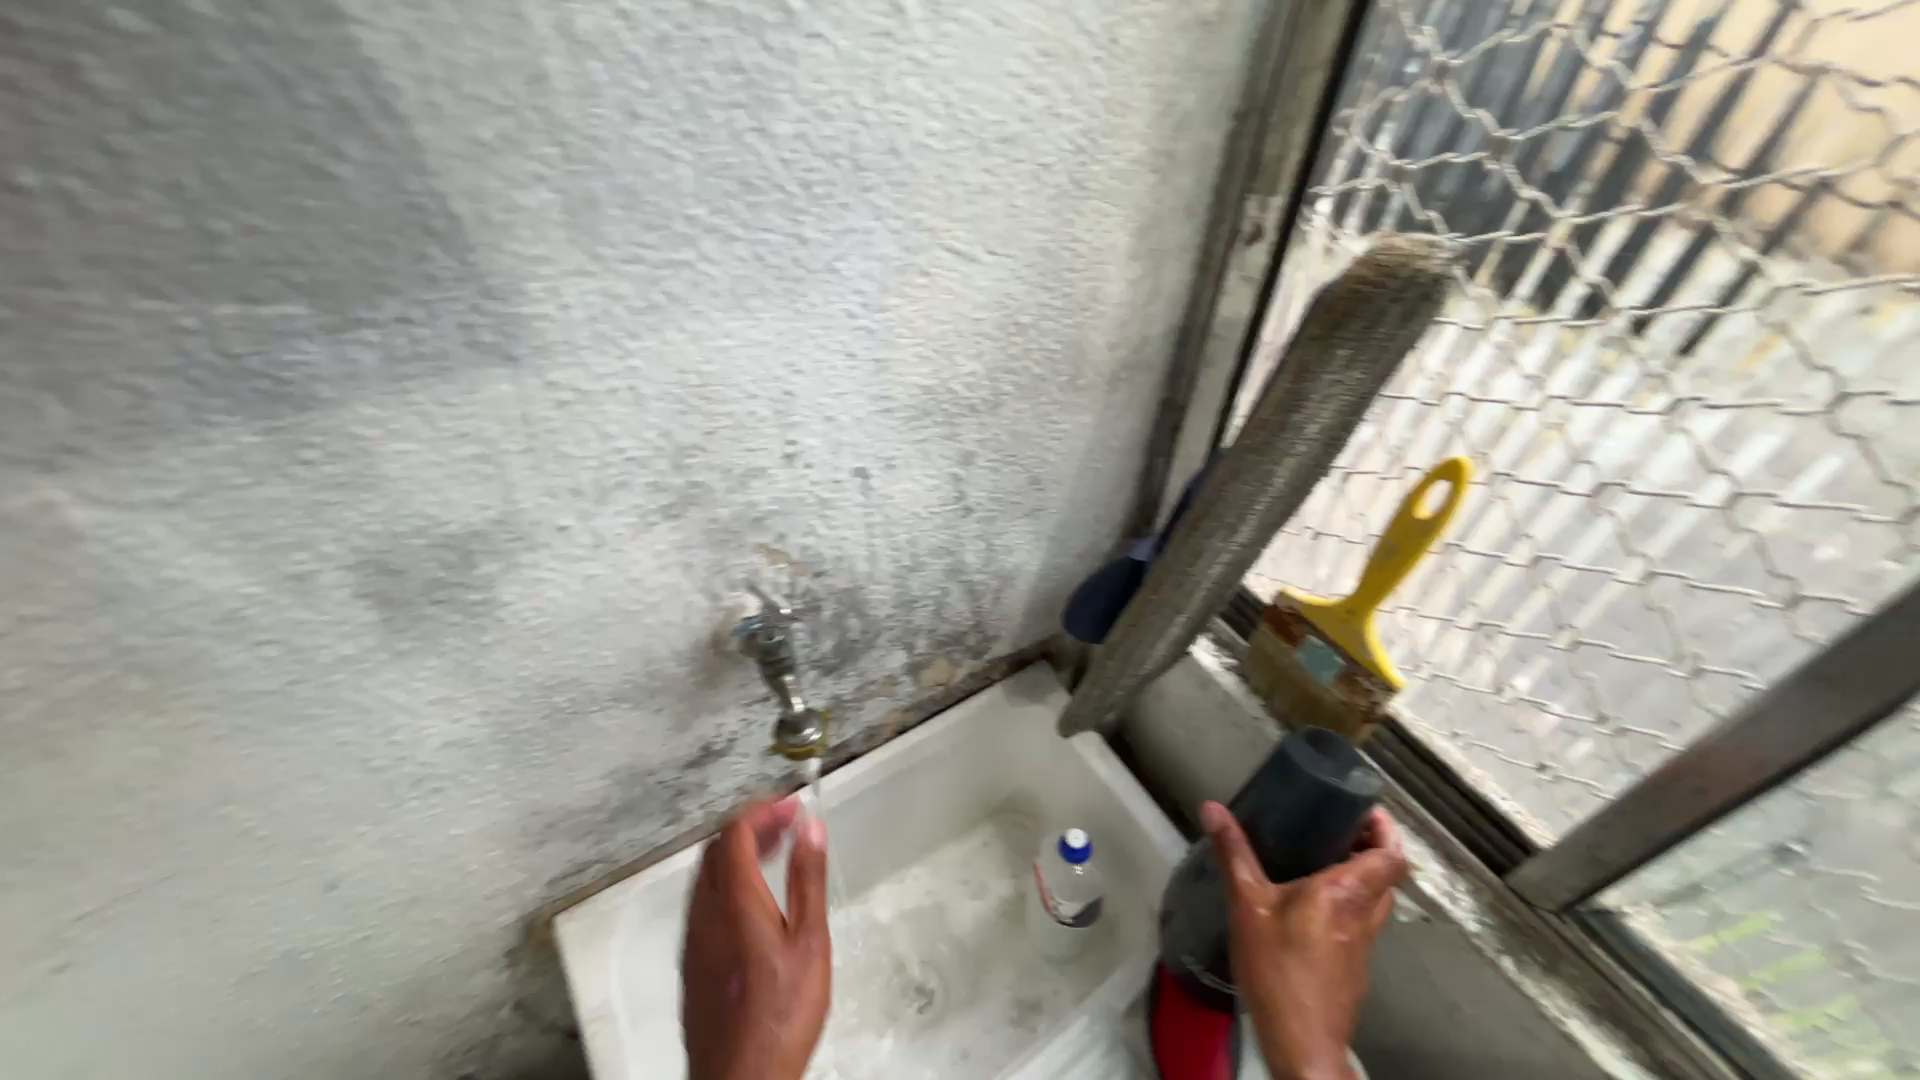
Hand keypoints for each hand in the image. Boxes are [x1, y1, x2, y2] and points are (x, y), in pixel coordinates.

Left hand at [682, 796, 830, 1079]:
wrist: (741, 1077)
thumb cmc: (781, 1015)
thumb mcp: (810, 940)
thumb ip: (808, 879)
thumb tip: (810, 829)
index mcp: (735, 902)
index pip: (736, 833)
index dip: (763, 810)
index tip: (792, 806)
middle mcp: (705, 913)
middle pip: (717, 848)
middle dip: (751, 825)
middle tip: (786, 823)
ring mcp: (694, 938)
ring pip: (707, 873)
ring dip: (738, 851)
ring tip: (775, 852)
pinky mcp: (692, 959)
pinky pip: (703, 899)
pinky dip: (728, 878)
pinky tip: (753, 896)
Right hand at [1199, 801, 1406, 1079]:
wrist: (1301, 1041)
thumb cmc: (1278, 967)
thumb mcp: (1247, 903)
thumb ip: (1233, 853)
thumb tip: (1212, 807)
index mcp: (1348, 893)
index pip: (1392, 856)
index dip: (1385, 828)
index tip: (1361, 808)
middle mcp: (1365, 914)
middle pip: (1387, 874)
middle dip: (1369, 846)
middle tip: (1336, 826)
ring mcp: (1364, 943)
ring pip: (1377, 898)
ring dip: (1361, 873)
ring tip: (1322, 855)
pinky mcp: (1354, 964)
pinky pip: (1361, 918)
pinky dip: (1349, 899)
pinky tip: (1310, 900)